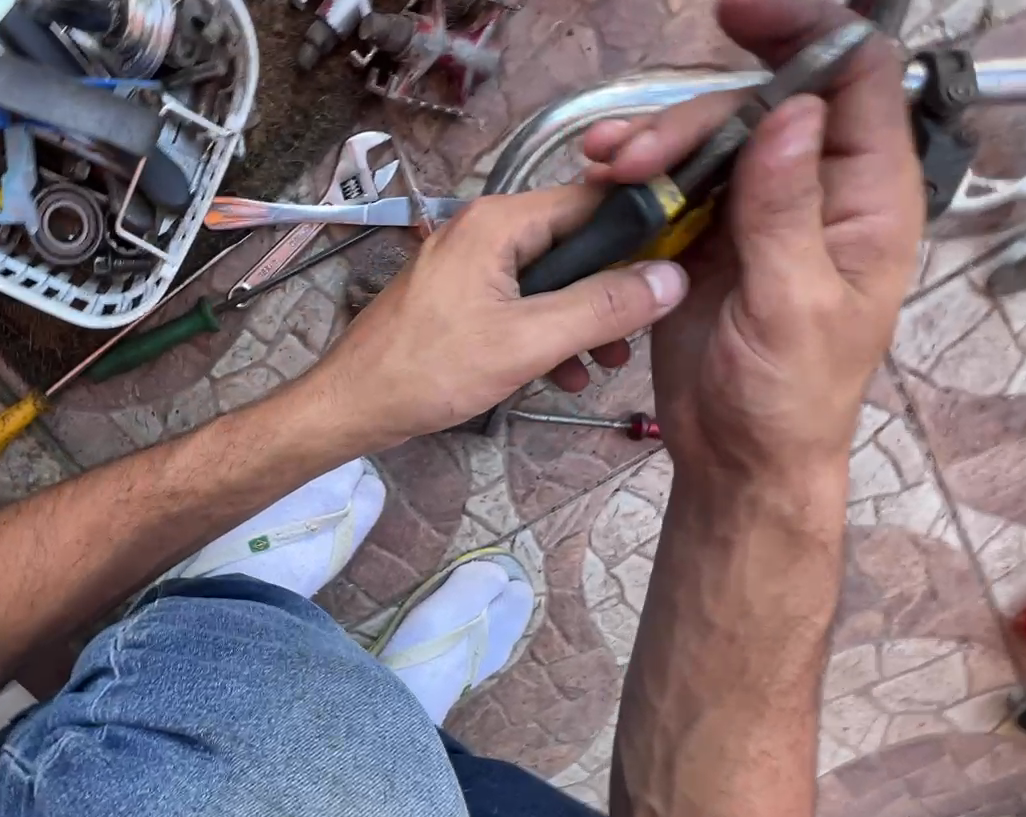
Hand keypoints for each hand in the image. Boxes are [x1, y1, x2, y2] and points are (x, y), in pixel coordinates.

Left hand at [296, 188, 688, 446]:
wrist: (349, 407)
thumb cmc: (429, 371)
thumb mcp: (525, 343)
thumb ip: (601, 308)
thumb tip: (672, 278)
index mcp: (499, 222)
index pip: (596, 201)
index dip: (642, 233)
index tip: (676, 272)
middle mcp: (481, 231)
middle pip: (571, 244)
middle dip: (608, 292)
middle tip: (635, 338)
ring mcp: (463, 266)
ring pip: (543, 282)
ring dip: (577, 322)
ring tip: (603, 366)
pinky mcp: (452, 300)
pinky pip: (512, 305)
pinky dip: (539, 334)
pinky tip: (560, 376)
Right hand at [582, 0, 923, 481]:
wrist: (737, 454)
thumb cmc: (787, 392)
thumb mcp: (794, 303)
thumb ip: (788, 212)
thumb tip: (788, 116)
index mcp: (863, 199)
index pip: (852, 84)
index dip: (806, 36)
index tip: (738, 16)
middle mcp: (807, 196)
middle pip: (755, 117)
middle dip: (689, 122)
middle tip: (627, 157)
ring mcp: (746, 223)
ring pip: (703, 156)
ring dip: (650, 151)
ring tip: (599, 165)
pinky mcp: (695, 253)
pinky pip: (667, 202)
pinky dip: (633, 192)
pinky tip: (599, 190)